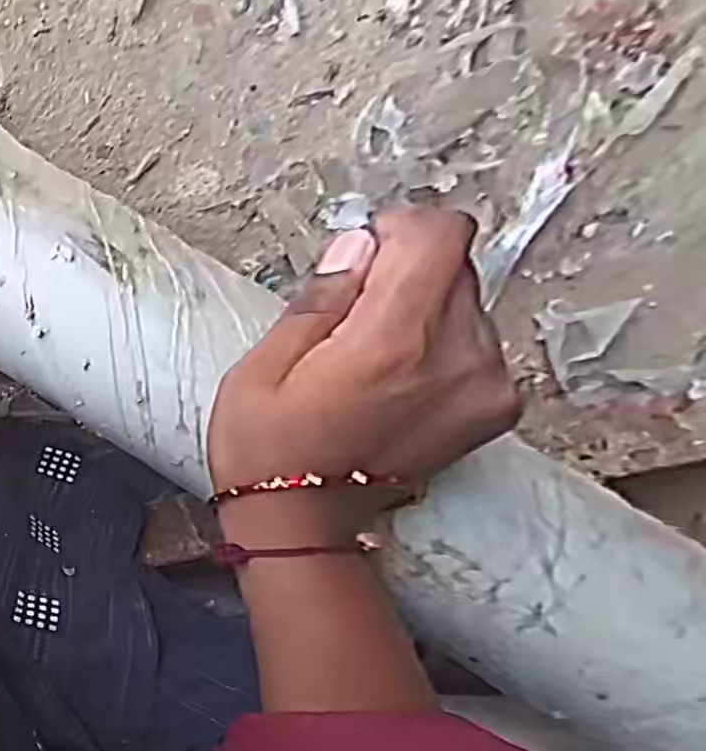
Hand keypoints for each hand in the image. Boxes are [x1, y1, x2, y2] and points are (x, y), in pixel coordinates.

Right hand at [207, 207, 520, 541]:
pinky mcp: (495, 404)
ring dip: (414, 314)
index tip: (360, 249)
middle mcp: (456, 356)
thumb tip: (356, 247)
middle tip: (340, 321)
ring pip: (464, 306)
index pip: (438, 237)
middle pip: (452, 270)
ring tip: (359, 363)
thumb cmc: (261, 450)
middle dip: (398, 277)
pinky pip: (476, 343)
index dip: (398, 229)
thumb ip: (314, 305)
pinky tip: (387, 382)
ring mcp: (485, 382)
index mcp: (389, 345)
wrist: (298, 520)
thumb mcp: (255, 374)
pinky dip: (434, 347)